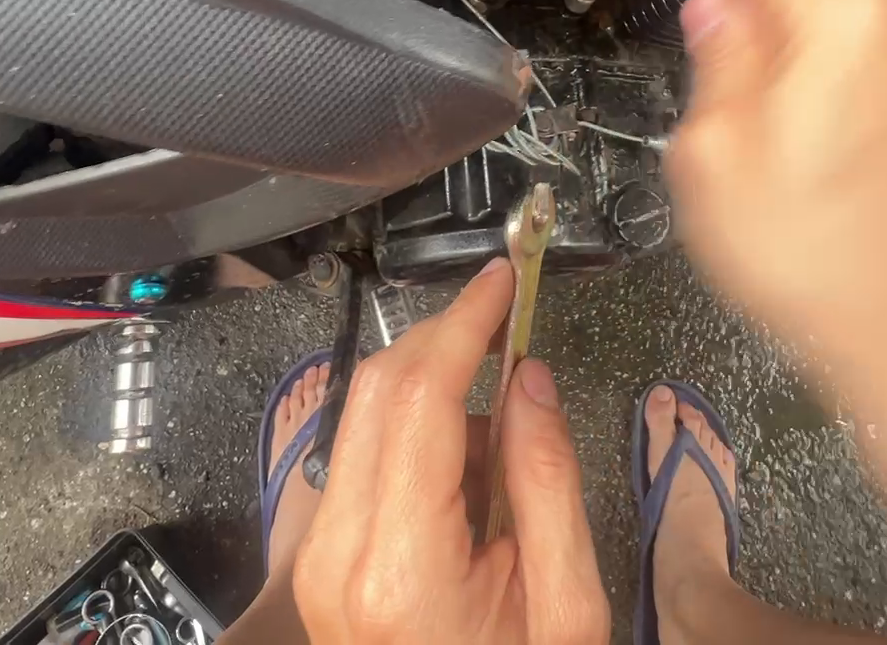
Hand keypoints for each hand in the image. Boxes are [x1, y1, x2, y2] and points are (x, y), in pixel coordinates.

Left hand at [292, 259, 608, 644]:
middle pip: (382, 386)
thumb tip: (528, 376)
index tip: (502, 280)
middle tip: (506, 324)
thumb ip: (547, 478)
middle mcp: (340, 547)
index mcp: (402, 566)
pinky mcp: (322, 546)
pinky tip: (466, 465)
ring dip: (436, 383)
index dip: (464, 320)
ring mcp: (320, 548)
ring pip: (368, 407)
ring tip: (499, 433)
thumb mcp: (566, 606)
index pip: (420, 397)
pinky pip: (366, 445)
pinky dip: (418, 423)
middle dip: (447, 336)